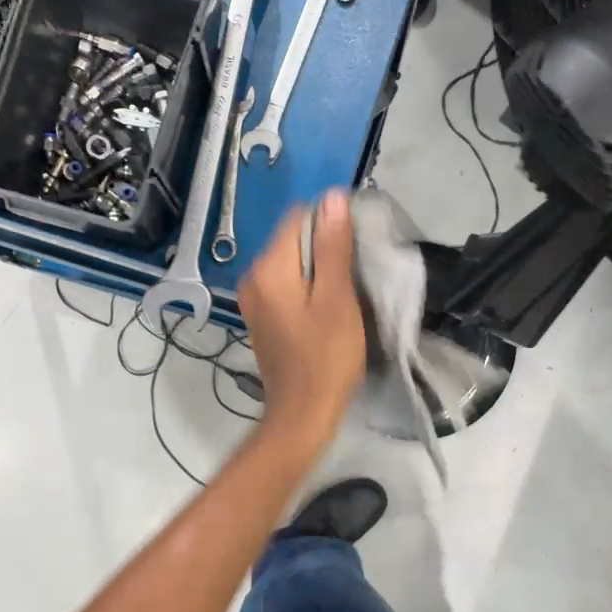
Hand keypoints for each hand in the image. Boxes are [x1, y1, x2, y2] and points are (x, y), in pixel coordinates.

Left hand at [239, 191, 365, 444]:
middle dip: (326, 246)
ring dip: (320, 268)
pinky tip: (329, 308)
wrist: (302, 414)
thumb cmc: (326, 357)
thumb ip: (332, 246)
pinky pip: (287, 286)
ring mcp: (254, 299)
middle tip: (357, 271)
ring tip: (346, 292)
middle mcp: (252, 277)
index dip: (331, 221)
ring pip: (291, 263)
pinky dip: (308, 288)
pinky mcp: (262, 317)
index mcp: (268, 268)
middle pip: (292, 239)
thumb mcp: (337, 298)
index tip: (358, 245)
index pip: (298, 217)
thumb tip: (333, 197)